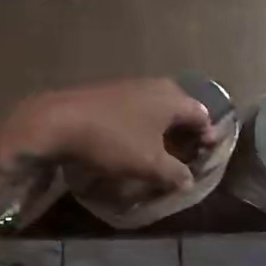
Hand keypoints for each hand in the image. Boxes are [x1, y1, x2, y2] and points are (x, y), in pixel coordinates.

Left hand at [2, 78, 216, 192]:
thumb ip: (174, 173)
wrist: (58, 122)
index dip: (207, 135)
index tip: (205, 154)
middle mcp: (154, 85)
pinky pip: (133, 109)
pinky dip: (139, 124)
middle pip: (179, 108)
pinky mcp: (106, 93)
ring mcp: (128, 85)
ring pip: (154, 107)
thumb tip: (188, 180)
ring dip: (159, 128)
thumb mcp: (149, 164)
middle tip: (184, 153)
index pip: (202, 114)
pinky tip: (129, 141)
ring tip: (157, 150)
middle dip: (183, 131)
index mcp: (172, 98)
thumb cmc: (113, 141)